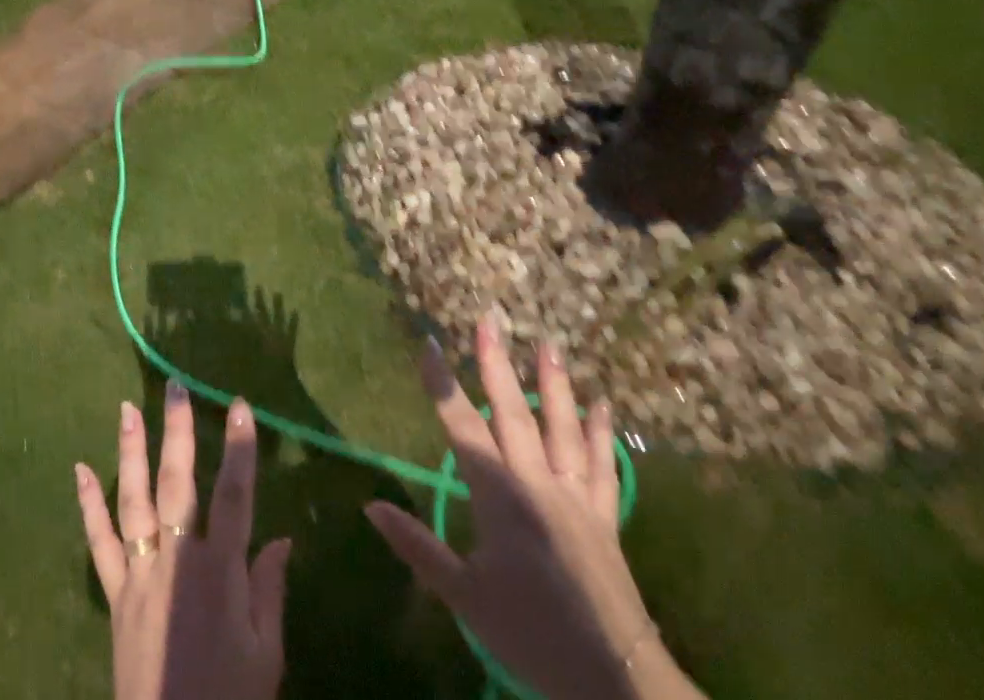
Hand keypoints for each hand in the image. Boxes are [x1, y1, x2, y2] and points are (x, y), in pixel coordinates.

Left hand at [76, 383, 292, 699]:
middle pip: (177, 483)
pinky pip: (99, 540)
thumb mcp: (266, 651)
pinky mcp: (114, 592)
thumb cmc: (230, 696)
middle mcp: (176, 559)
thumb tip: (281, 538)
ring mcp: (139, 572)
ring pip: (132, 499)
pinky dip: (88, 504)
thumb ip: (269, 589)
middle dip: (177, 432)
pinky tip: (80, 469)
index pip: (233, 495)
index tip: (240, 406)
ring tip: (127, 409)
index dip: (239, 448)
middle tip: (175, 387)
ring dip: (130, 451)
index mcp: (220, 570)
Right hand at [365, 314, 704, 699]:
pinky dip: (603, 433)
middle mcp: (538, 485)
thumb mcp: (461, 594)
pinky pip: (604, 466)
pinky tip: (603, 405)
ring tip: (549, 345)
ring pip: (564, 429)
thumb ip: (417, 545)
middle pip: (513, 414)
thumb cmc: (527, 632)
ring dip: (554, 385)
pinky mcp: (605, 518)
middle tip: (491, 319)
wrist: (613, 674)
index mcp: (498, 499)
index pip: (462, 429)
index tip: (429, 342)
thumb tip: (370, 504)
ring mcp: (577, 498)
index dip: (443, 384)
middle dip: (497, 365)